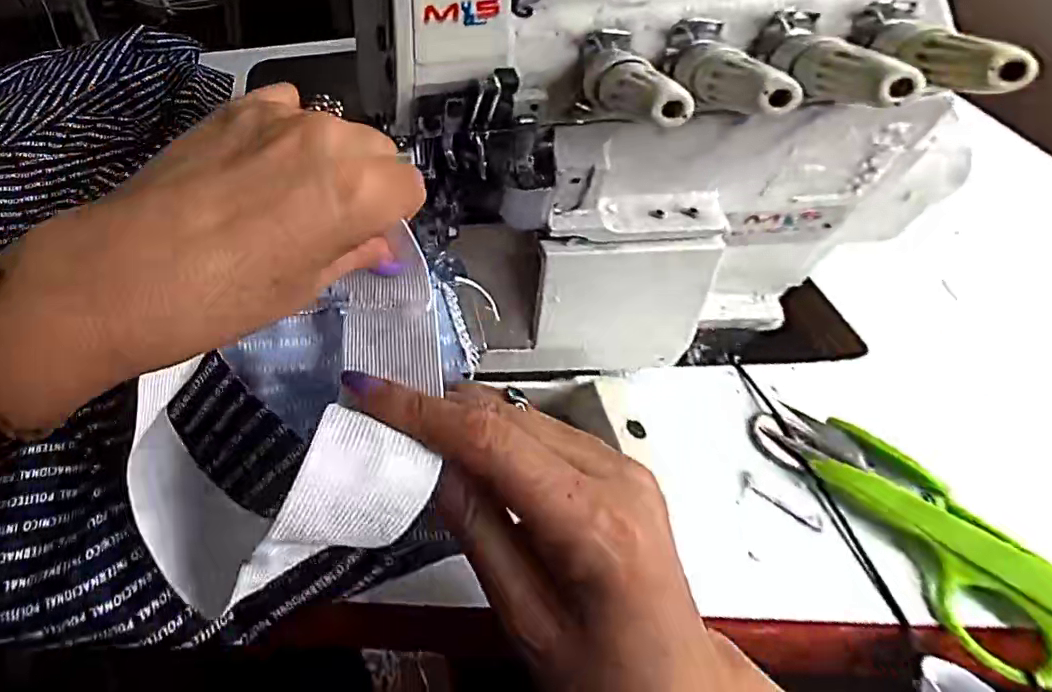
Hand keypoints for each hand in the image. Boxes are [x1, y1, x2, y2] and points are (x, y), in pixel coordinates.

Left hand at [0, 83, 424, 428]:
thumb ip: (349, 253)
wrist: (118, 272)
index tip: (360, 237)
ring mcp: (280, 115)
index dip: (390, 216)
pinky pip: (285, 107)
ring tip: (280, 192)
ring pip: (333, 127)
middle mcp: (328, 138)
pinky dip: (284, 130)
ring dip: (325, 155)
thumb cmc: (218, 300)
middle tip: (322, 220)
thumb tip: (379, 243)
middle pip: (377, 149)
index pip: (408, 188)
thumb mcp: (297, 289)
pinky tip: (253, 161)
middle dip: (365, 182)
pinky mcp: (236, 106)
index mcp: (356, 189)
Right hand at [348, 378, 780, 691]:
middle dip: (436, 406)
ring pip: (520, 411)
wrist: (679, 684)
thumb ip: (477, 530)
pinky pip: (541, 426)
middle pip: (505, 413)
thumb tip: (430, 463)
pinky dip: (495, 427)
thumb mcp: (527, 619)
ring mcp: (620, 463)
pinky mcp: (616, 461)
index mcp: (595, 523)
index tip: (372, 391)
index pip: (489, 439)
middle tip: (381, 408)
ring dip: (462, 414)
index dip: (421, 410)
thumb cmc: (610, 676)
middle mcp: (616, 476)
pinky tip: (466, 445)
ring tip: (416, 428)